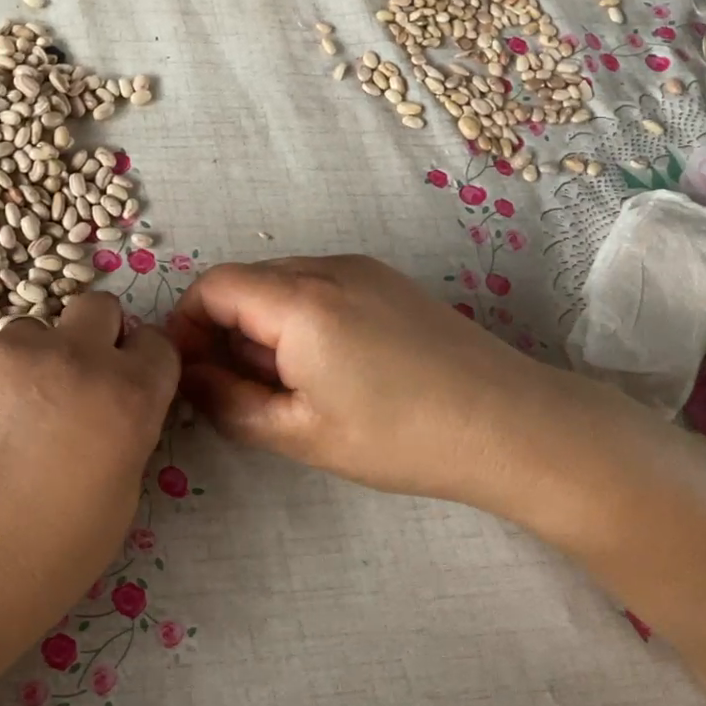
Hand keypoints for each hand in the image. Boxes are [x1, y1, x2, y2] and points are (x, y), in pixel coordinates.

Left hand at [0, 293, 180, 674]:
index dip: (142, 365)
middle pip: (96, 308)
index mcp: (124, 396)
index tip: (125, 384)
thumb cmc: (42, 562)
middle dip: (93, 337)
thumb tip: (111, 405)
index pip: (155, 344)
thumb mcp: (118, 503)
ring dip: (28, 363)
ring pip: (29, 332)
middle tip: (68, 387)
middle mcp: (69, 357)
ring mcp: (2, 350)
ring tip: (0, 423)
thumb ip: (125, 434)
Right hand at [168, 256, 569, 507]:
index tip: (190, 371)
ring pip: (278, 283)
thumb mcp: (300, 434)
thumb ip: (226, 402)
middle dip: (222, 328)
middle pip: (243, 282)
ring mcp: (360, 269)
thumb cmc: (402, 438)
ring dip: (258, 324)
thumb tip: (187, 377)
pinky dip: (295, 317)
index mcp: (299, 301)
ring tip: (283, 382)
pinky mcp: (385, 280)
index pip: (211, 287)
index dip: (187, 324)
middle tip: (233, 386)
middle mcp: (325, 267)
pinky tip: (324, 366)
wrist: (519, 428)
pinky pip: (315, 286)